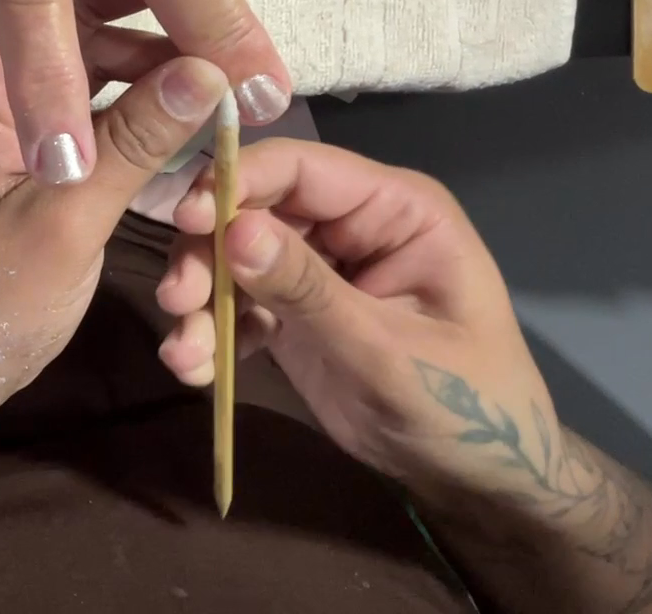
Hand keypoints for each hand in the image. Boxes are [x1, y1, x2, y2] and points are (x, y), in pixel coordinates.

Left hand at [0, 0, 249, 434]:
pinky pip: (92, 101)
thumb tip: (209, 65)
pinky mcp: (37, 151)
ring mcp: (13, 119)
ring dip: (152, 46)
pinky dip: (140, 93)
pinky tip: (192, 92)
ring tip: (226, 38)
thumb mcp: (62, 225)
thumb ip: (131, 144)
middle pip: (65, 11)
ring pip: (86, 55)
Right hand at [154, 139, 555, 500]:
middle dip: (207, 255)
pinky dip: (209, 330)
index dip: (236, 182)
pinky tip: (197, 368)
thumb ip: (308, 289)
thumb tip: (233, 231)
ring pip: (229, 254)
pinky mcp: (285, 303)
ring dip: (200, 299)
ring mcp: (310, 263)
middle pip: (249, 210)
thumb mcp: (386, 352)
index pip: (298, 168)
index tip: (186, 220)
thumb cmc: (466, 409)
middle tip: (178, 300)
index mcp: (390, 208)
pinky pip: (233, 299)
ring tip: (185, 353)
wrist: (472, 483)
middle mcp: (344, 223)